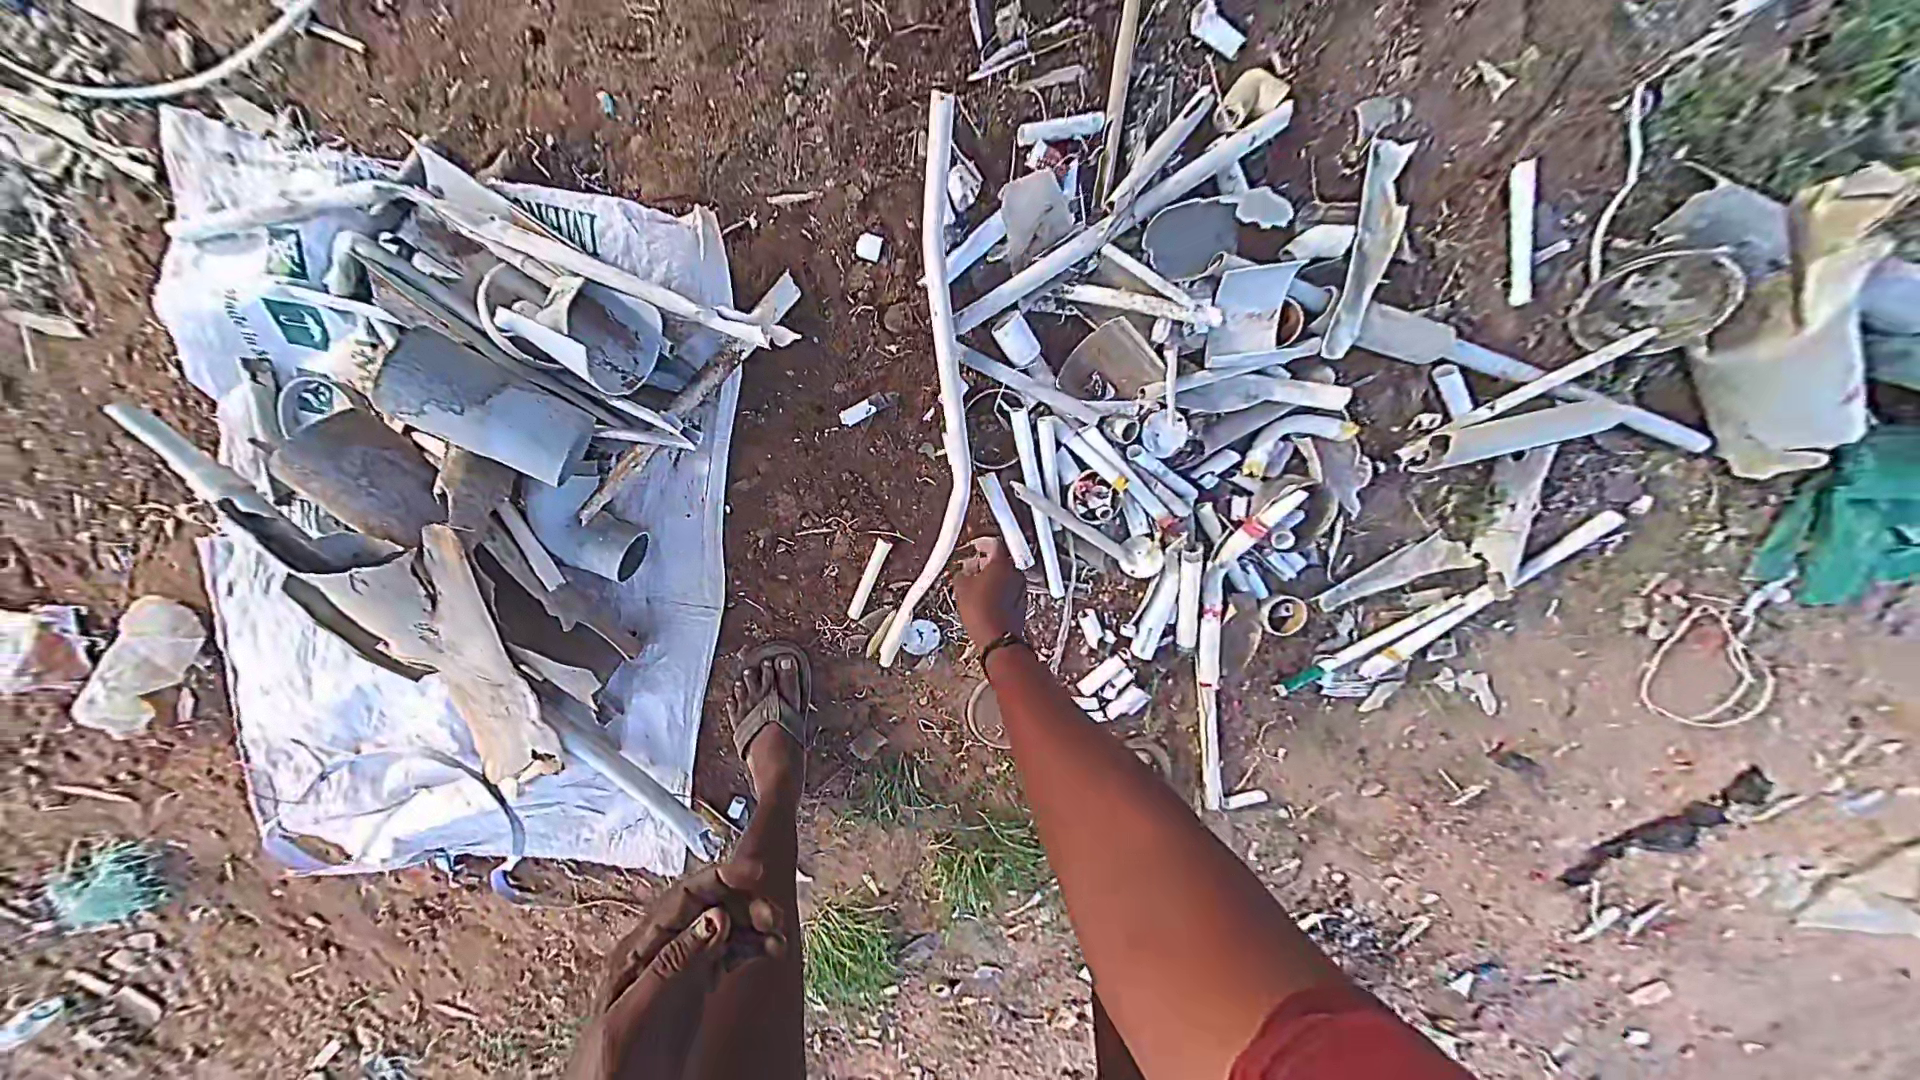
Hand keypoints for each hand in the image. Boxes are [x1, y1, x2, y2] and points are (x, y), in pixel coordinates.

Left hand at [566, 860, 785, 1079]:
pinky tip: (772, 951)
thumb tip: (717, 916)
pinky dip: (755, 946)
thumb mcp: (632, 1018)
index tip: (756, 874)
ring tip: (777, 937)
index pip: (685, 896)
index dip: (722, 878)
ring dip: (755, 924)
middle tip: (773, 917)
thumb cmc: (606, 1073)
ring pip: (727, 924)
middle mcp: (663, 946)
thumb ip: (672, 964)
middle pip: (712, 905)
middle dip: (746, 902)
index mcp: (640, 947)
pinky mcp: (697, 982)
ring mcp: (682, 963)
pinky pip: (731, 950)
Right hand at [953, 536, 1025, 643]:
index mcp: (1001, 564)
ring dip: (993, 576)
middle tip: (973, 567)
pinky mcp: (1021, 601)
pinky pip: (1010, 588)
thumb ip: (962, 573)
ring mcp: (1021, 588)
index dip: (982, 544)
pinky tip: (987, 597)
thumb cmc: (982, 612)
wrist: (997, 637)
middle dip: (986, 561)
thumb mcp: (961, 588)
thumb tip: (962, 573)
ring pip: (1006, 574)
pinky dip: (1000, 589)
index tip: (976, 547)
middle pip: (1001, 559)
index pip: (995, 544)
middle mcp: (1015, 573)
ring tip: (977, 584)